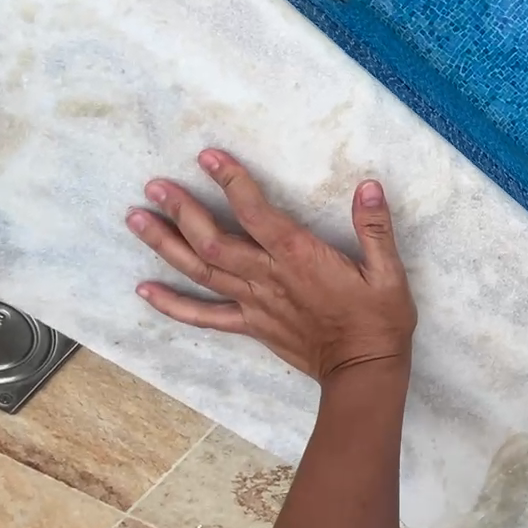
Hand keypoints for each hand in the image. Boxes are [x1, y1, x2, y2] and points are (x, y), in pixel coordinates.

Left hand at [125, 149, 416, 383]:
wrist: (364, 370)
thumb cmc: (379, 320)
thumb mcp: (389, 272)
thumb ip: (375, 228)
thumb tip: (368, 186)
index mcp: (300, 258)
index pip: (257, 213)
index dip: (232, 182)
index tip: (208, 157)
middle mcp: (269, 278)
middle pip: (214, 241)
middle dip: (183, 210)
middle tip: (155, 186)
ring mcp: (255, 304)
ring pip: (202, 271)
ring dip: (167, 245)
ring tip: (137, 219)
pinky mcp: (252, 326)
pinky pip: (205, 316)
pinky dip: (172, 304)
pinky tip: (145, 290)